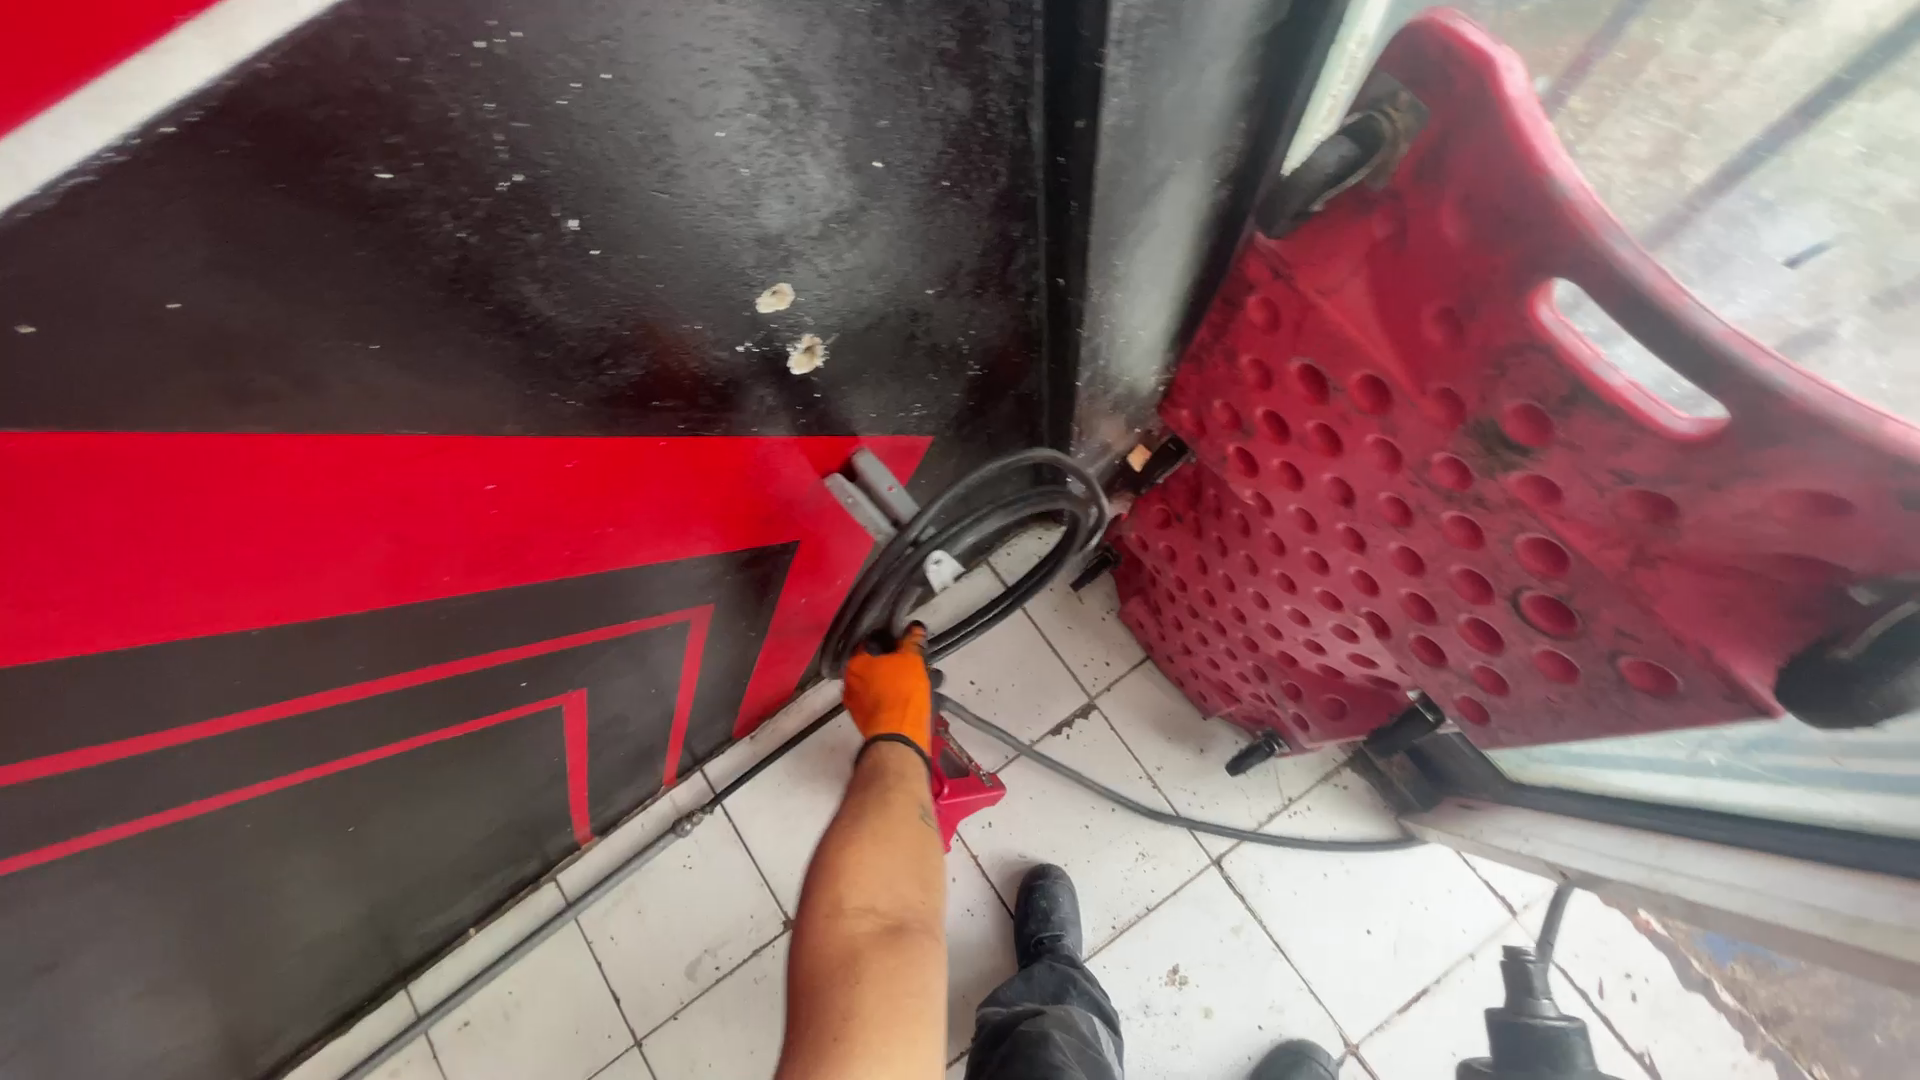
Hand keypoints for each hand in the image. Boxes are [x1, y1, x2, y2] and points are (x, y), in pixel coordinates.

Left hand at [842, 623, 932, 755]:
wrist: (898, 737)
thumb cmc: (902, 693)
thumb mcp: (912, 660)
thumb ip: (912, 641)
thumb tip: (915, 627)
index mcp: (855, 664)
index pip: (870, 643)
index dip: (890, 640)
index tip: (904, 643)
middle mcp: (849, 683)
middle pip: (874, 667)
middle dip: (894, 665)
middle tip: (914, 666)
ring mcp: (855, 705)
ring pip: (878, 687)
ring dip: (896, 684)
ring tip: (919, 685)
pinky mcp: (866, 723)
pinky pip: (880, 704)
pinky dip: (893, 701)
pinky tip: (912, 702)